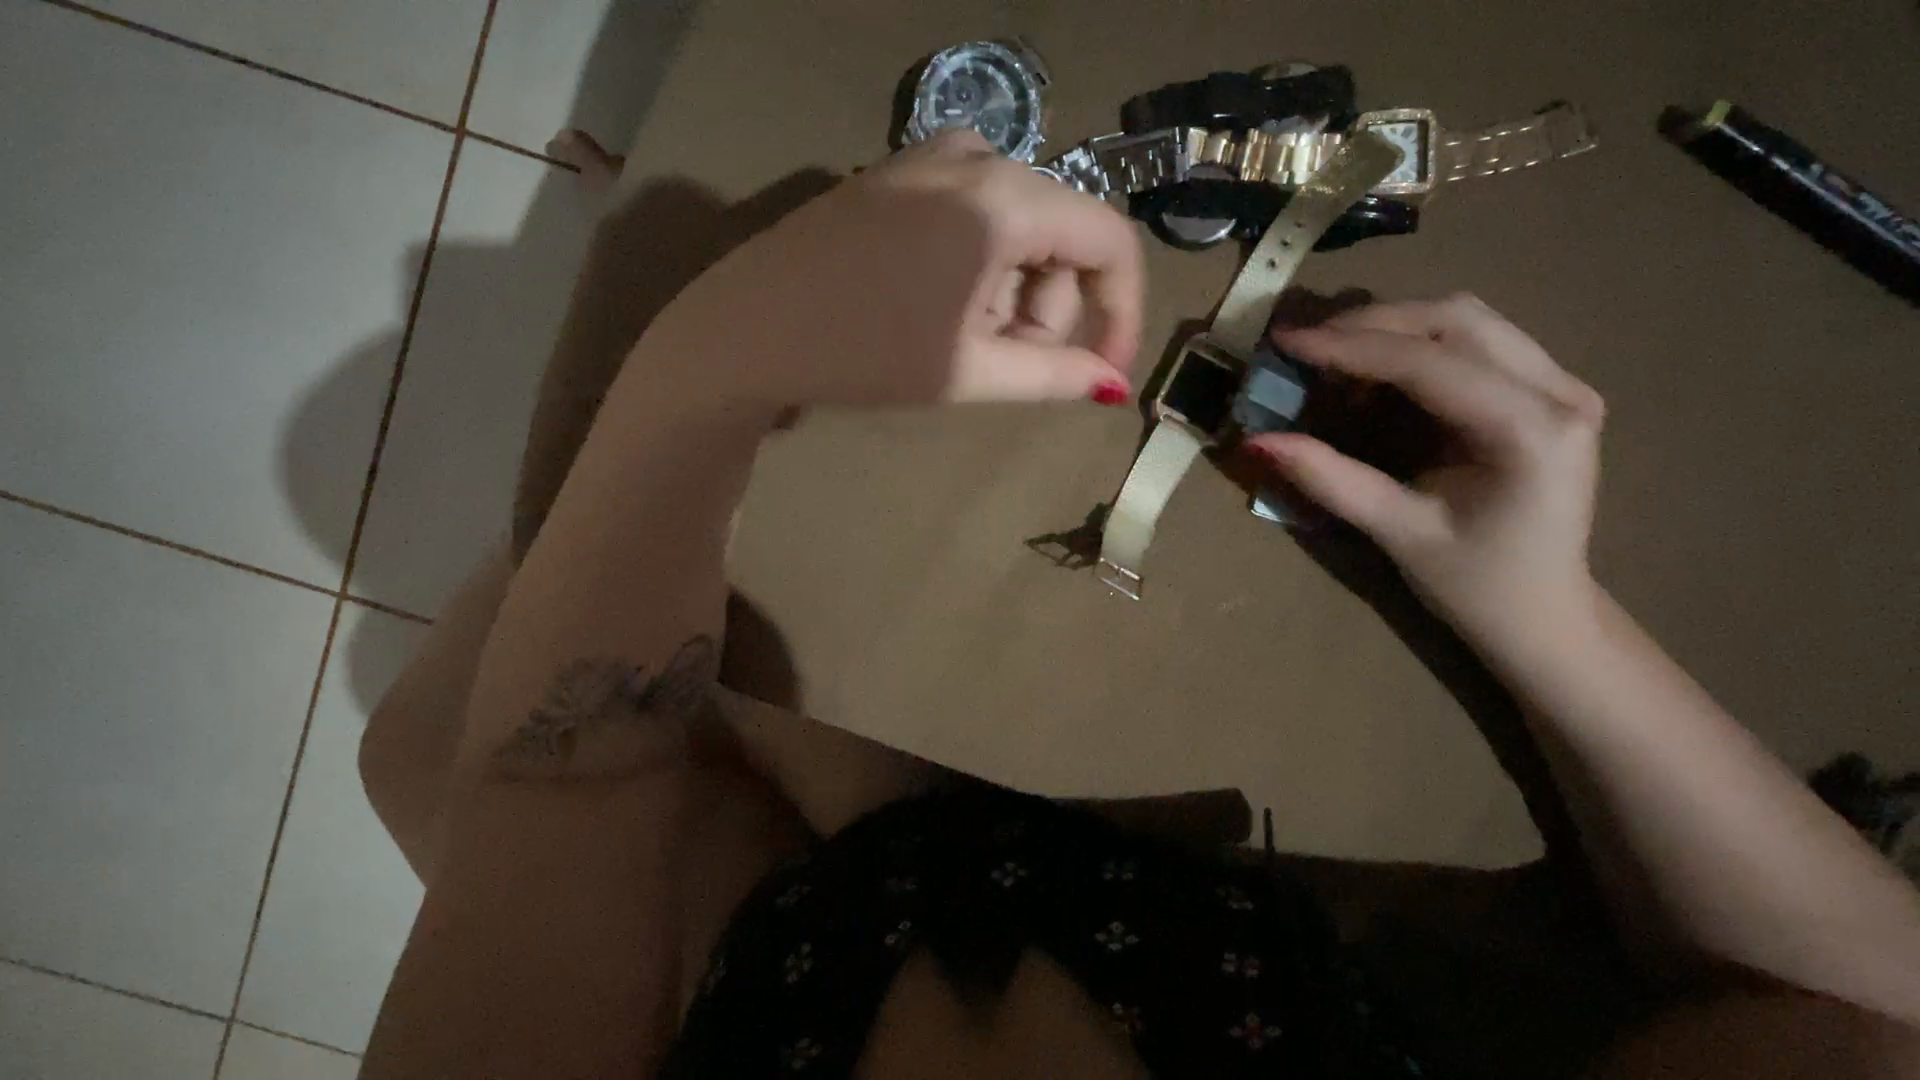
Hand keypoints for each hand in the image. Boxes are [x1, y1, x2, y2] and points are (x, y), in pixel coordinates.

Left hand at [643, 130, 1144, 409]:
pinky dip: (974, 267)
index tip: (1104, 369)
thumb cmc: (863, 353)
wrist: (747, 331)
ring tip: (955, 340)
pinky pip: (972, 214)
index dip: (1121, 311)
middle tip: (999, 364)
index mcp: (1004, 199)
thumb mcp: (970, 371)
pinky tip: (932, 306)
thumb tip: (1112, 382)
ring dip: (1008, 293)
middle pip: (1061, 235)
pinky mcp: (896, 173)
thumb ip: (1055, 374)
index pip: (1109, 241)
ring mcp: (930, 157)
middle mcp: (977, 156)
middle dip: (1046, 309)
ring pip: (1018, 228)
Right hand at [1246, 295, 1607, 651]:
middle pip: (1456, 319)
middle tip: (1306, 345)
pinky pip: (1475, 341)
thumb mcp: (1398, 532)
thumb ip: (1330, 479)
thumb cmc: (1476, 585)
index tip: (1287, 341)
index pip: (1430, 363)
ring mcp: (1562, 384)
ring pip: (1467, 320)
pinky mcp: (1548, 389)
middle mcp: (1561, 392)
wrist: (1543, 614)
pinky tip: (1377, 372)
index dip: (1351, 347)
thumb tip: (1258, 441)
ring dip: (1394, 328)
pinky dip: (1417, 345)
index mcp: (1532, 432)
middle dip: (1371, 324)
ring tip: (1335, 358)